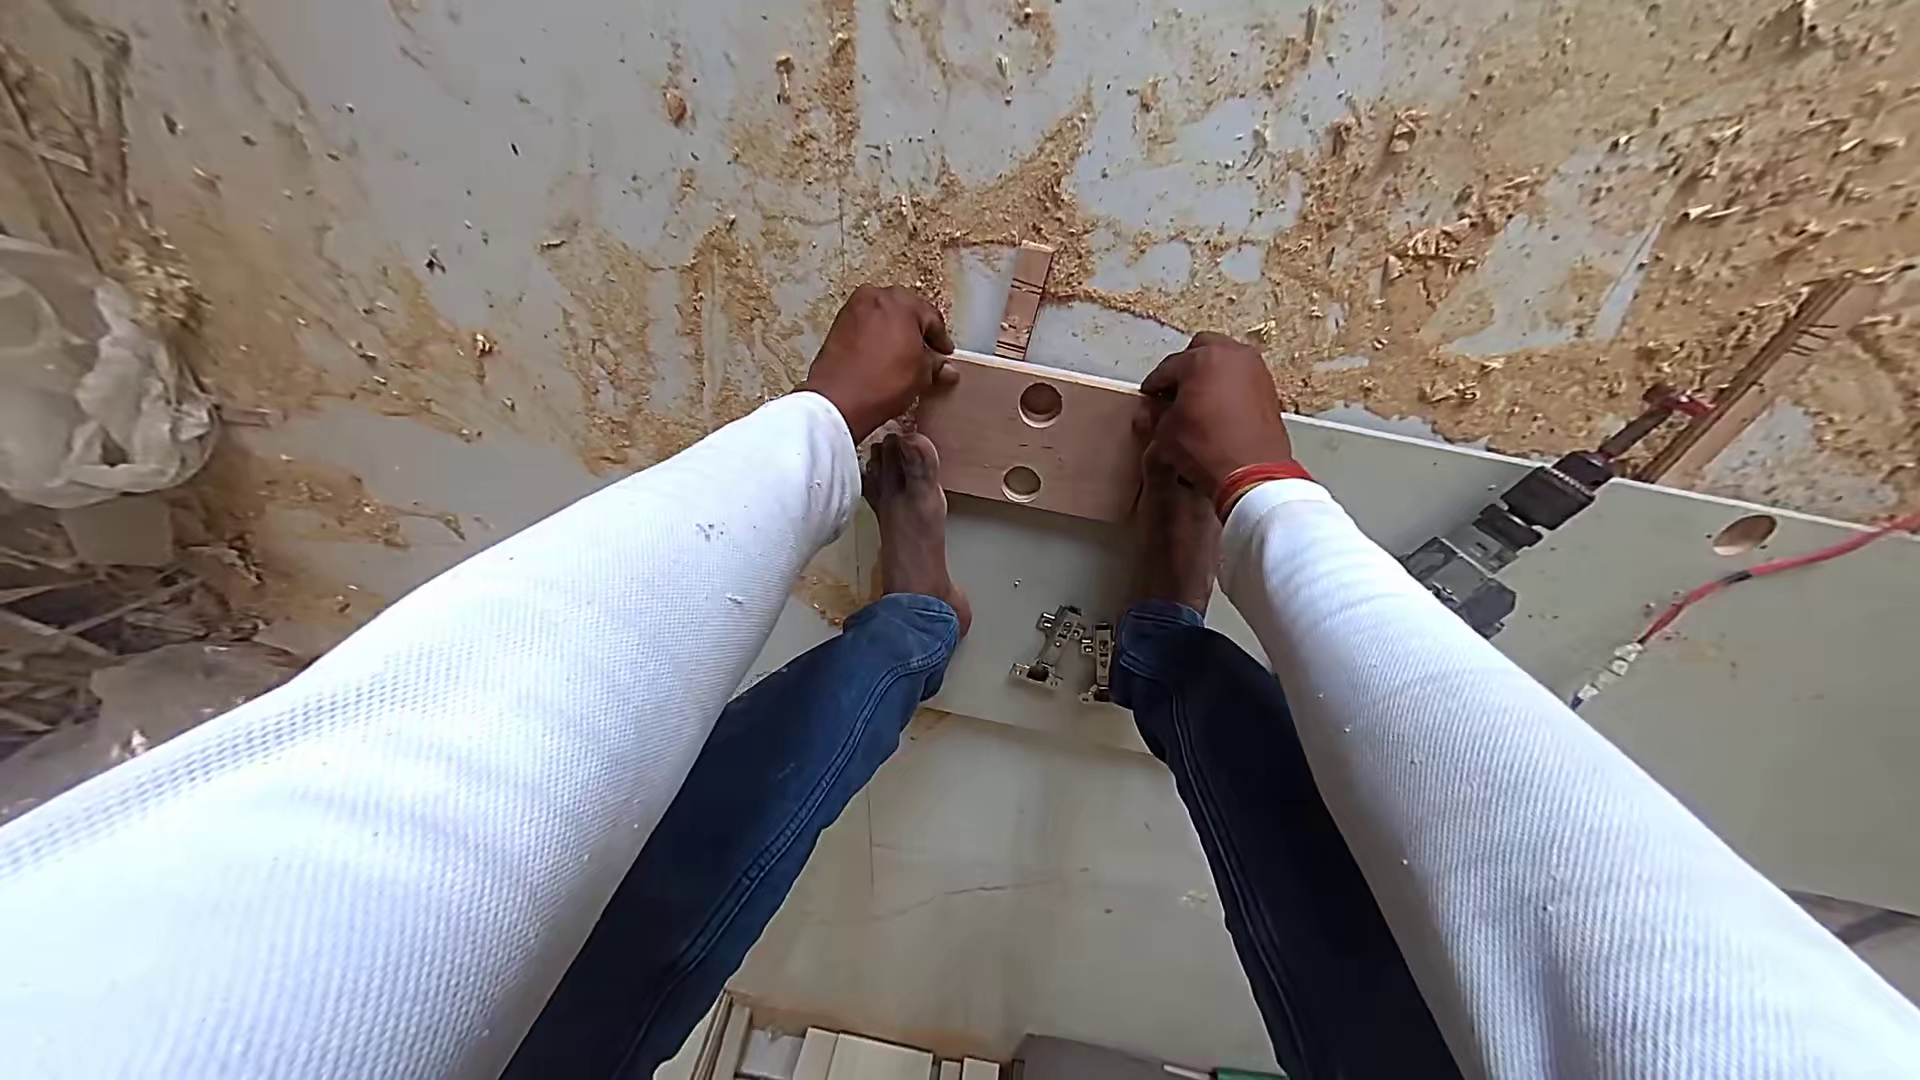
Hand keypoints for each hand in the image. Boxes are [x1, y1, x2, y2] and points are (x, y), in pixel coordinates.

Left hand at [799, 285, 955, 440]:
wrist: (839, 399)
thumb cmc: (884, 383)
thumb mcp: (921, 375)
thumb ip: (935, 365)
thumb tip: (946, 369)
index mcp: (902, 303)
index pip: (931, 318)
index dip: (941, 339)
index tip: (945, 353)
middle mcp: (877, 297)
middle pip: (906, 311)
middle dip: (917, 331)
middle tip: (927, 353)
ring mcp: (854, 309)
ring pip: (884, 317)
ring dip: (895, 333)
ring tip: (904, 357)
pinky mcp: (838, 324)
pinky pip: (866, 326)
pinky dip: (877, 337)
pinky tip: (882, 357)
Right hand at [1137, 332, 1293, 495]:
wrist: (1251, 472)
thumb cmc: (1207, 449)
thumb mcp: (1166, 432)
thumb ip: (1155, 414)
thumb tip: (1151, 410)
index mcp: (1202, 359)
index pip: (1167, 367)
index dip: (1154, 384)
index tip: (1149, 396)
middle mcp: (1232, 355)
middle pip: (1200, 349)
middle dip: (1185, 367)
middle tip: (1173, 390)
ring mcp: (1254, 369)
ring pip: (1224, 360)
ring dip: (1208, 374)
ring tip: (1195, 399)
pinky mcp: (1267, 387)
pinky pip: (1240, 377)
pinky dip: (1227, 386)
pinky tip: (1216, 409)